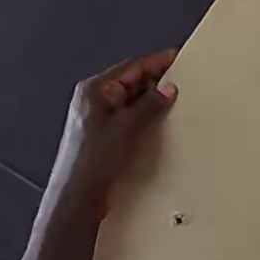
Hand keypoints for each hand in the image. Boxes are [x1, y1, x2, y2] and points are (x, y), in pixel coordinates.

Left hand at [45, 50, 178, 222]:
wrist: (77, 200)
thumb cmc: (93, 161)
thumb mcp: (127, 128)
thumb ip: (150, 105)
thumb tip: (168, 89)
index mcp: (95, 90)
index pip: (131, 67)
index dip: (156, 62)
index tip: (177, 58)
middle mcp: (95, 100)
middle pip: (131, 82)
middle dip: (156, 83)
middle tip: (182, 84)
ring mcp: (99, 118)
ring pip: (132, 100)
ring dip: (151, 102)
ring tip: (175, 103)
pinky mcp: (105, 135)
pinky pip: (130, 117)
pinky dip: (145, 117)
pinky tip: (161, 122)